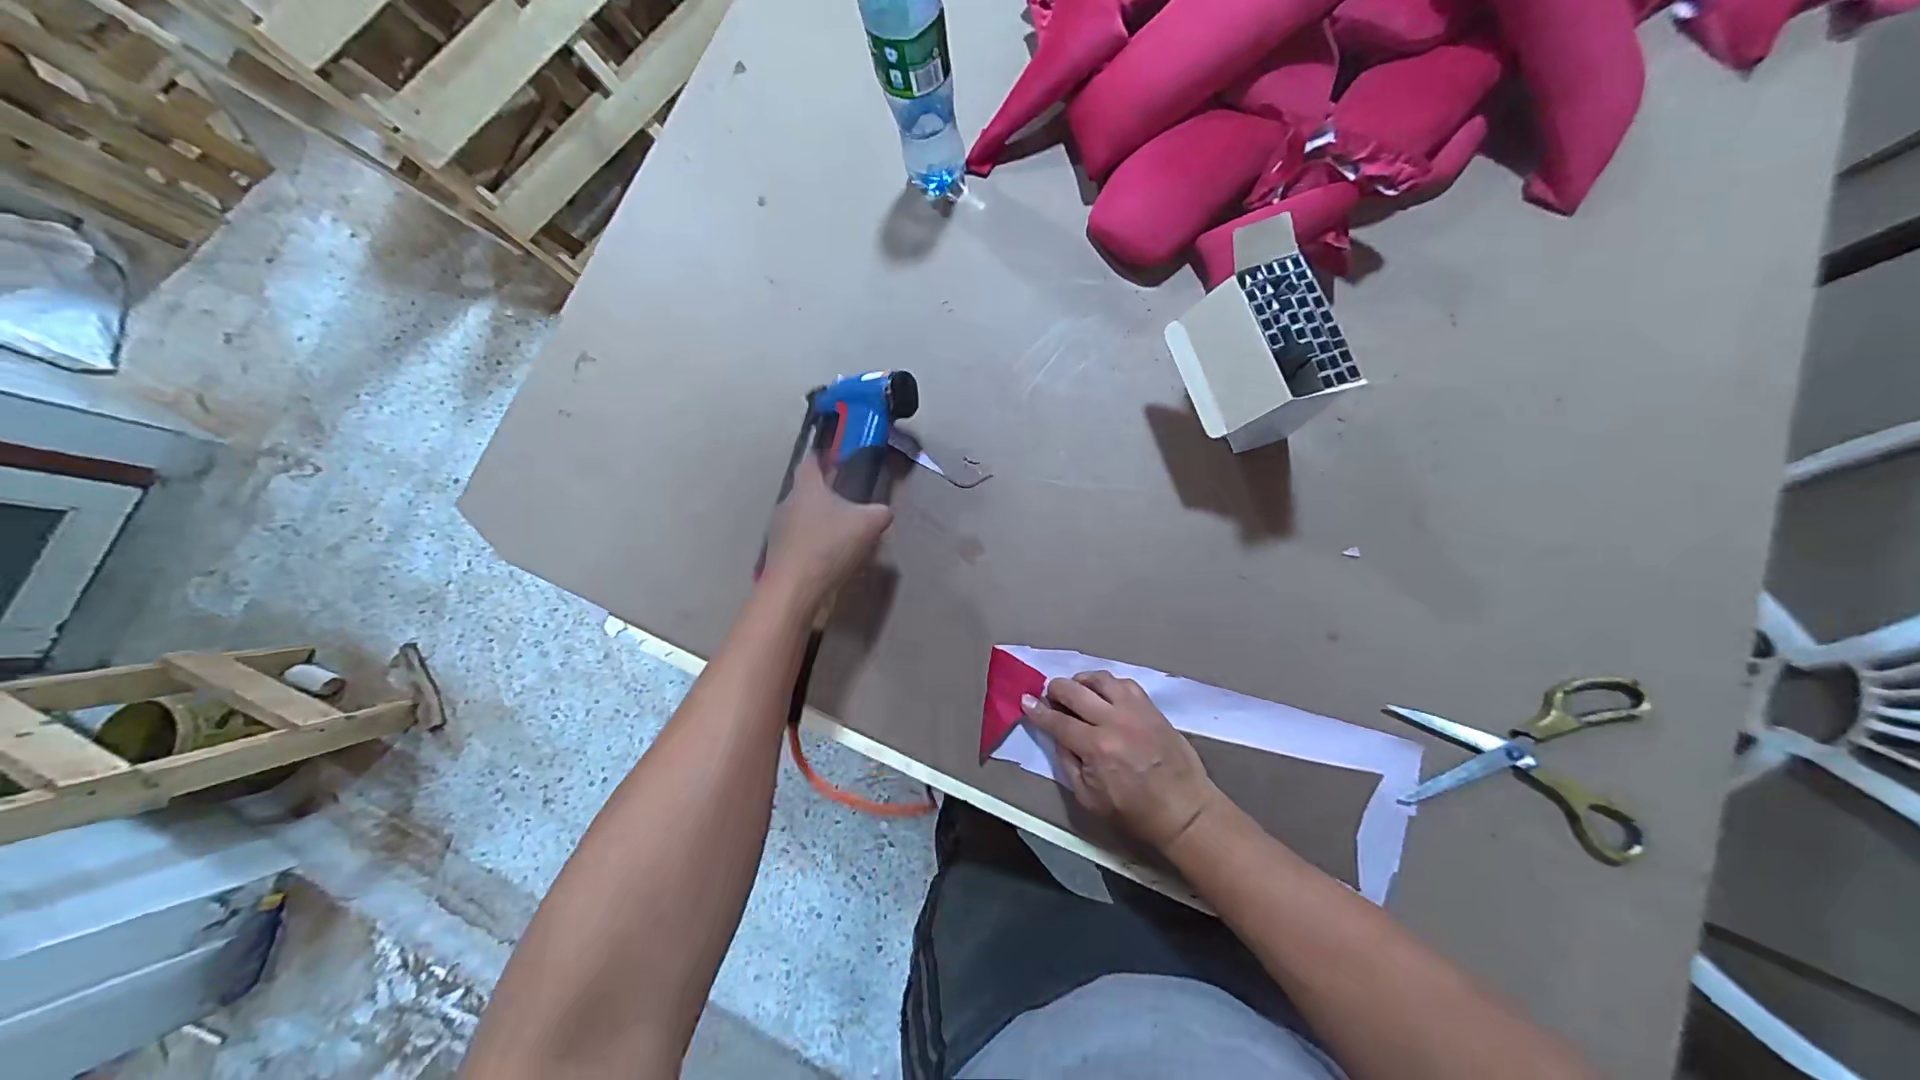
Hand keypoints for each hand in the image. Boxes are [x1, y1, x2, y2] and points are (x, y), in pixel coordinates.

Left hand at [761, 454, 892, 613]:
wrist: (795, 589)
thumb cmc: (829, 546)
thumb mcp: (869, 524)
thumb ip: (881, 512)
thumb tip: (884, 512)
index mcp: (806, 487)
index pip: (811, 461)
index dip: (825, 458)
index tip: (839, 461)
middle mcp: (788, 503)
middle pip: (808, 491)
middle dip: (828, 496)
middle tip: (852, 505)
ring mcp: (780, 530)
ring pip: (804, 518)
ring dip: (822, 523)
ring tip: (845, 537)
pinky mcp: (779, 554)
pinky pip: (801, 542)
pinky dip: (816, 546)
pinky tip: (832, 560)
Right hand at [1022, 672, 1225, 851]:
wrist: (1184, 809)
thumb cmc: (1134, 811)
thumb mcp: (1089, 798)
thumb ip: (1068, 763)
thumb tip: (1058, 737)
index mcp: (1096, 747)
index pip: (1057, 721)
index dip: (1037, 710)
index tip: (1025, 700)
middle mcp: (1115, 721)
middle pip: (1075, 690)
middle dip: (1055, 689)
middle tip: (1050, 695)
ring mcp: (1136, 710)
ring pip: (1100, 679)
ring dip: (1082, 681)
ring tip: (1076, 691)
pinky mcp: (1152, 708)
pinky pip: (1125, 683)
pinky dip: (1108, 685)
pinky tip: (1104, 695)